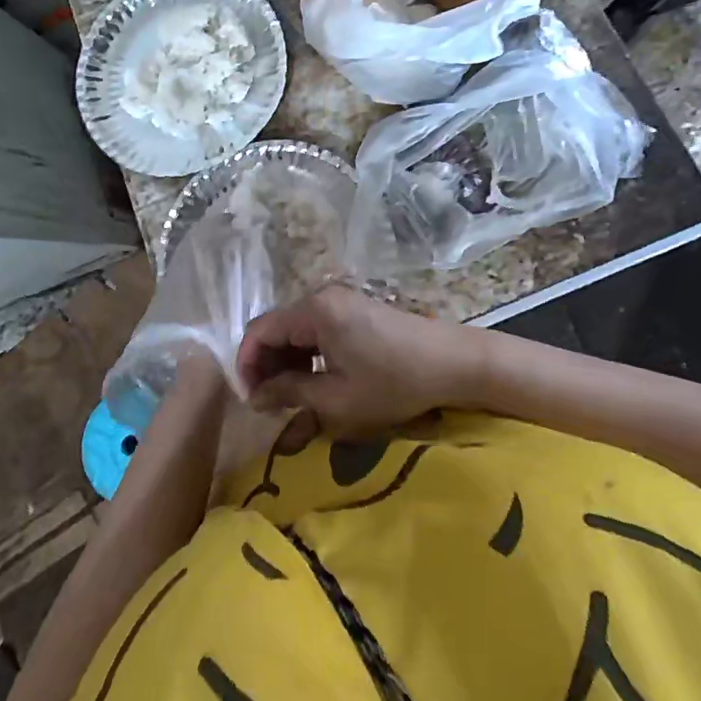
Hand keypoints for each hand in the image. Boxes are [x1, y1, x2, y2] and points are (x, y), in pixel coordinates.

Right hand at [234, 286, 480, 437]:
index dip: (247, 364)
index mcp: (313, 311)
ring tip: (289, 396)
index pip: (260, 331)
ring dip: (285, 361)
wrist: (454, 362)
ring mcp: (340, 301)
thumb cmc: (393, 382)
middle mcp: (322, 297)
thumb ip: (290, 393)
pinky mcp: (355, 310)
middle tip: (267, 402)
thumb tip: (256, 398)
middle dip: (265, 365)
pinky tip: (314, 380)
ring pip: (295, 330)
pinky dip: (307, 354)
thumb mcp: (337, 398)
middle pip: (276, 328)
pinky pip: (316, 329)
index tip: (249, 400)